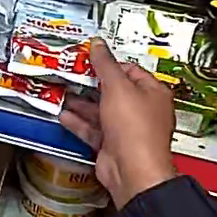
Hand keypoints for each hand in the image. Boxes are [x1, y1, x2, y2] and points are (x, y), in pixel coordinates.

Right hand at [59, 40, 177, 205]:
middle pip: (114, 91)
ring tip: (64, 92)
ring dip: (82, 103)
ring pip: (101, 111)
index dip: (109, 63)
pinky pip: (93, 130)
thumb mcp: (117, 87)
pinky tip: (65, 115)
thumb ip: (105, 64)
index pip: (130, 70)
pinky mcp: (113, 146)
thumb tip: (99, 45)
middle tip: (73, 74)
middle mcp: (142, 111)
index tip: (90, 58)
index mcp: (152, 93)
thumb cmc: (137, 131)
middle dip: (92, 84)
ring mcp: (127, 130)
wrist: (131, 171)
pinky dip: (79, 123)